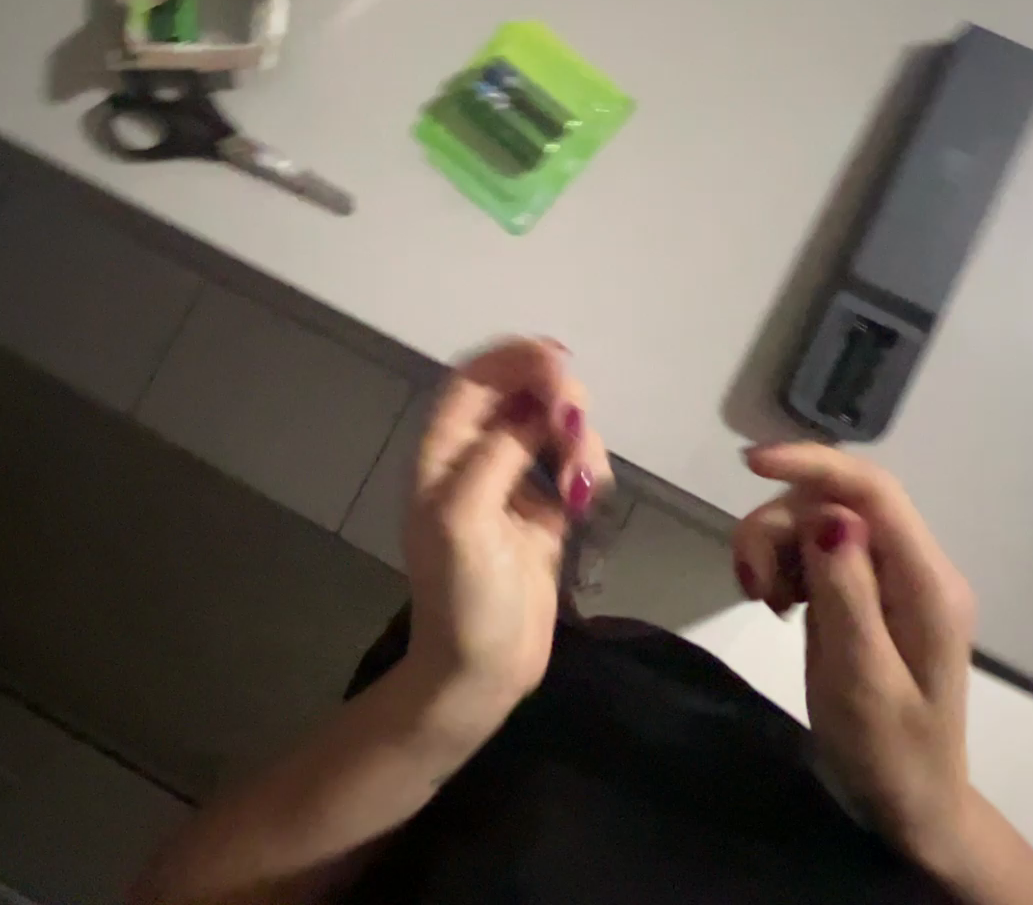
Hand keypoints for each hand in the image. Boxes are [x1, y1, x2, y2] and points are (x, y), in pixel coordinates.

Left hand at [401, 337, 610, 729]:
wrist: (482, 672)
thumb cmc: (464, 598)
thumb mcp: (464, 519)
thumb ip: (498, 453)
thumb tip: (538, 410)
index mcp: (443, 454)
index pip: (474, 380)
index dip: (512, 359)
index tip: (559, 362)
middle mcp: (474, 458)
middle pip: (518, 395)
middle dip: (554, 398)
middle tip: (578, 426)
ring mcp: (510, 483)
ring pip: (550, 427)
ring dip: (575, 437)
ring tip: (584, 480)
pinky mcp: (542, 510)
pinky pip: (569, 465)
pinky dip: (585, 467)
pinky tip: (589, 494)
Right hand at [731, 443, 978, 866]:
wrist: (905, 800)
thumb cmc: (888, 750)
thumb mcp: (862, 680)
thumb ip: (848, 595)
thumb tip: (829, 518)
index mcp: (926, 583)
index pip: (872, 490)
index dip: (812, 463)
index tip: (749, 464)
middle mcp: (909, 564)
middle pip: (829, 502)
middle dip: (775, 528)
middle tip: (752, 587)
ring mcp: (883, 574)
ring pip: (809, 520)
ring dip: (770, 548)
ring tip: (764, 602)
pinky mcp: (857, 586)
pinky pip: (806, 546)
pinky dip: (777, 564)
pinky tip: (776, 603)